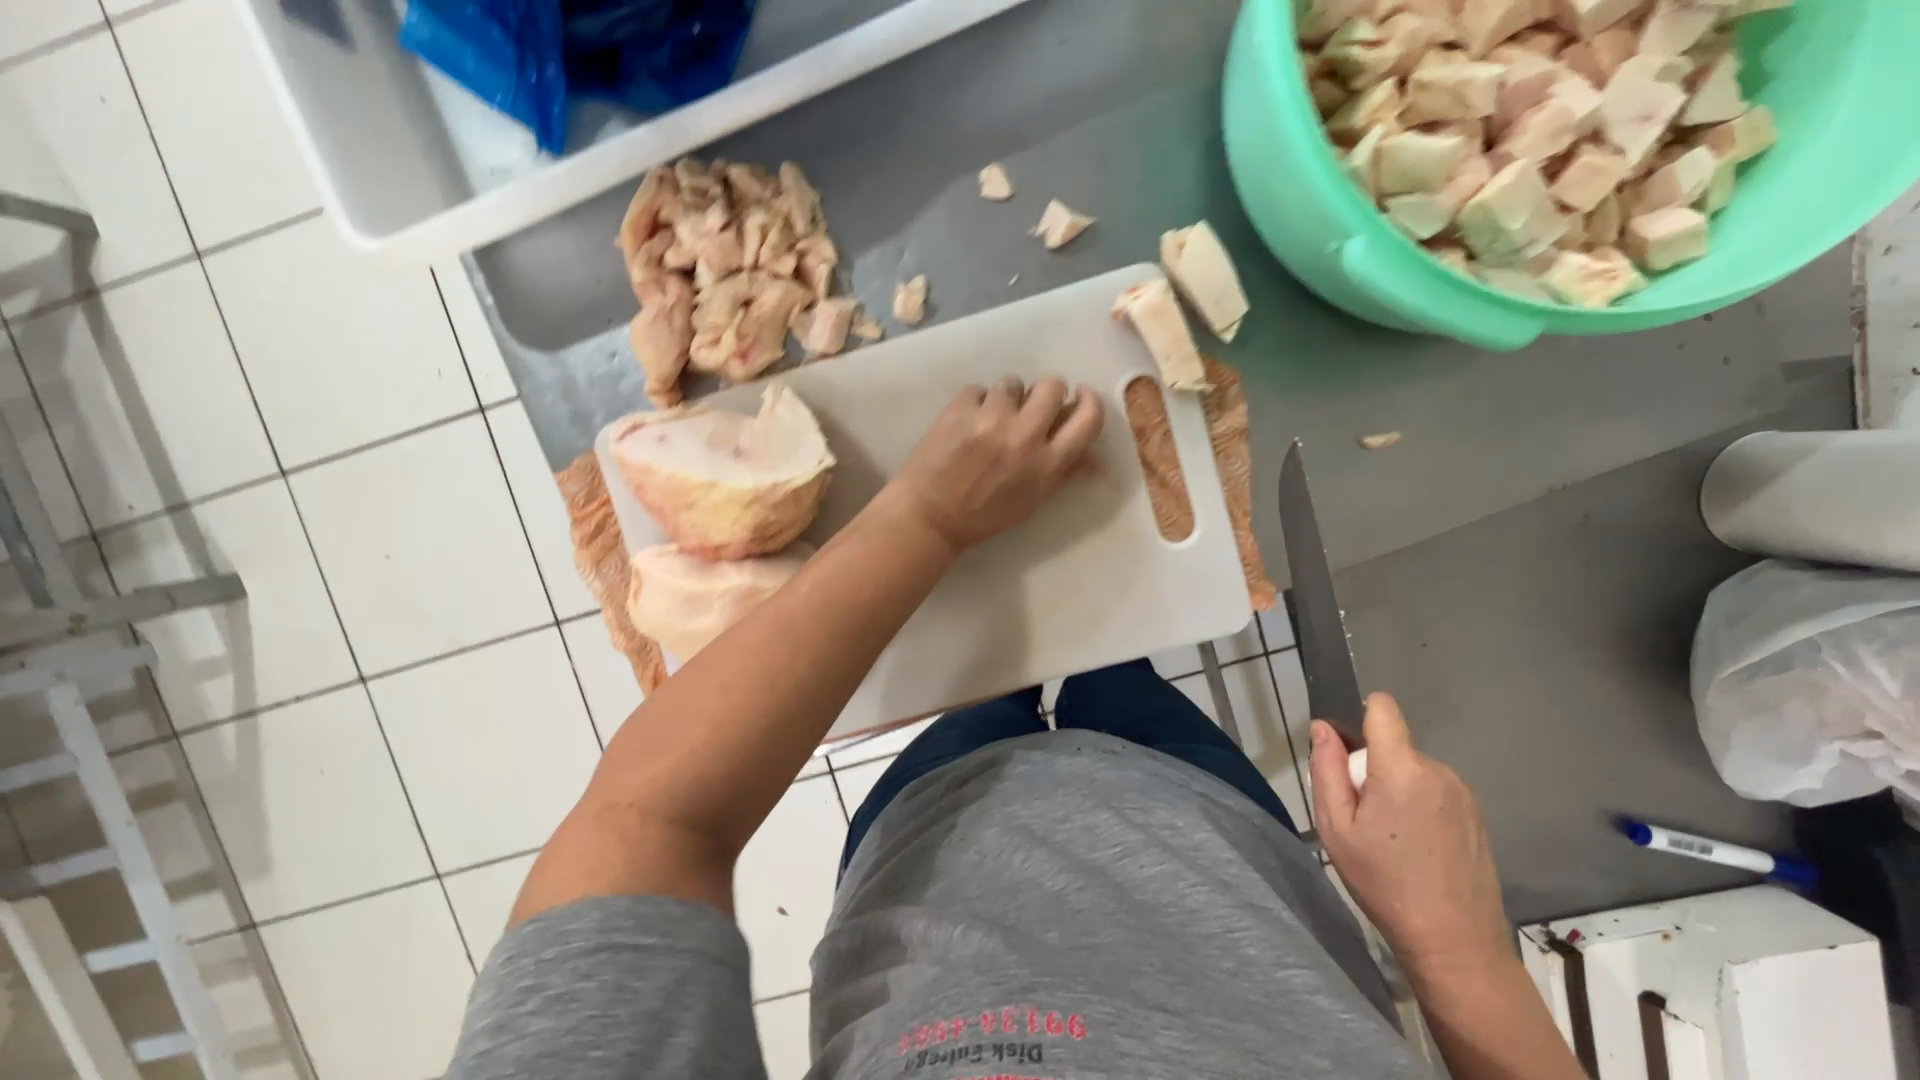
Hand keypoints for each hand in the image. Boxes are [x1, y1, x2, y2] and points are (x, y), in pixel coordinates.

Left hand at [883, 376, 1103, 550]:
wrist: (929, 516)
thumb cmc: (984, 515)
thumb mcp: (1031, 502)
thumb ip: (1063, 473)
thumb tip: (1096, 457)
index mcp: (1048, 464)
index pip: (1089, 417)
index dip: (1088, 401)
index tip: (1078, 397)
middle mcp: (1024, 436)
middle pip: (1053, 385)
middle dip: (1045, 392)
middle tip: (1031, 406)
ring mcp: (991, 419)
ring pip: (1013, 382)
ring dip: (1007, 397)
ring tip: (992, 418)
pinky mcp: (960, 409)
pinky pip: (979, 388)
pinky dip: (975, 402)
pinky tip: (966, 423)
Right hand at [1309, 694, 1511, 982]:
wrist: (1454, 940)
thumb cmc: (1384, 883)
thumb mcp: (1336, 829)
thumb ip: (1326, 770)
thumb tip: (1323, 729)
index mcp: (1402, 768)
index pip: (1383, 707)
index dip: (1359, 716)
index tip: (1345, 752)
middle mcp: (1438, 770)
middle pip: (1393, 746)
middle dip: (1372, 767)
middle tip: (1361, 817)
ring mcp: (1463, 792)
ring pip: (1413, 770)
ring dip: (1396, 788)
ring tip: (1389, 838)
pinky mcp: (1476, 814)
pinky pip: (1435, 791)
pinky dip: (1418, 806)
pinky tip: (1416, 848)